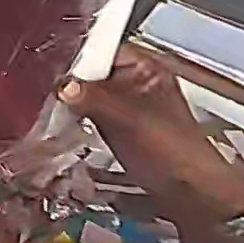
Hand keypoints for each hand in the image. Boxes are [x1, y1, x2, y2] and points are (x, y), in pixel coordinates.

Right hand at [59, 45, 243, 224]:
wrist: (191, 195)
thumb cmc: (173, 154)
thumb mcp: (128, 120)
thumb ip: (93, 98)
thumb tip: (63, 85)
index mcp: (147, 69)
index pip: (103, 47)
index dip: (78, 57)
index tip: (54, 69)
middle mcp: (136, 83)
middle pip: (92, 71)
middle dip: (71, 82)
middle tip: (51, 93)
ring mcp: (127, 106)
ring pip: (88, 94)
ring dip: (71, 103)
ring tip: (56, 111)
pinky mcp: (119, 128)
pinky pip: (89, 115)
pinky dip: (75, 120)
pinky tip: (64, 127)